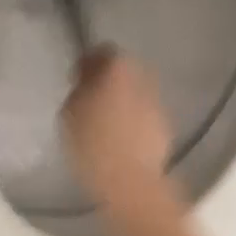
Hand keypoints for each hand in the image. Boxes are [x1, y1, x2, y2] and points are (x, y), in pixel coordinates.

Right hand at [62, 47, 175, 226]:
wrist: (130, 183)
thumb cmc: (92, 146)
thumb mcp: (70, 115)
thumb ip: (79, 91)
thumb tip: (85, 81)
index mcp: (117, 72)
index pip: (105, 52)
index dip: (90, 61)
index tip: (79, 75)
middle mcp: (143, 81)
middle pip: (125, 70)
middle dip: (110, 79)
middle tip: (91, 96)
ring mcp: (157, 104)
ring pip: (137, 92)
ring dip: (123, 99)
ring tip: (105, 119)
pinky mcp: (164, 127)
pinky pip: (145, 114)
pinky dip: (134, 119)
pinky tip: (120, 136)